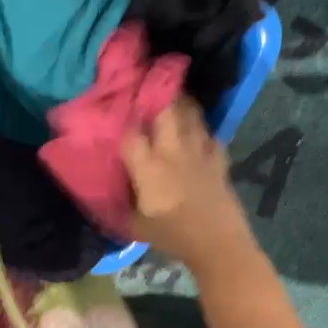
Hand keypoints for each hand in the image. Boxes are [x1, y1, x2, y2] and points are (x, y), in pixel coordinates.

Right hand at [122, 98, 258, 269]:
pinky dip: (203, 128)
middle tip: (149, 82)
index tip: (117, 105)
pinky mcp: (218, 159)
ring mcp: (199, 152)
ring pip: (191, 114)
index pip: (131, 132)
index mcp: (149, 167)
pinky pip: (211, 134)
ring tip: (173, 94)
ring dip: (181, 102)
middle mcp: (173, 151)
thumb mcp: (136, 226)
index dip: (123, 116)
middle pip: (165, 109)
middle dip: (158, 92)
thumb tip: (108, 192)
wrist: (218, 244)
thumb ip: (122, 204)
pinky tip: (197, 130)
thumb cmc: (173, 236)